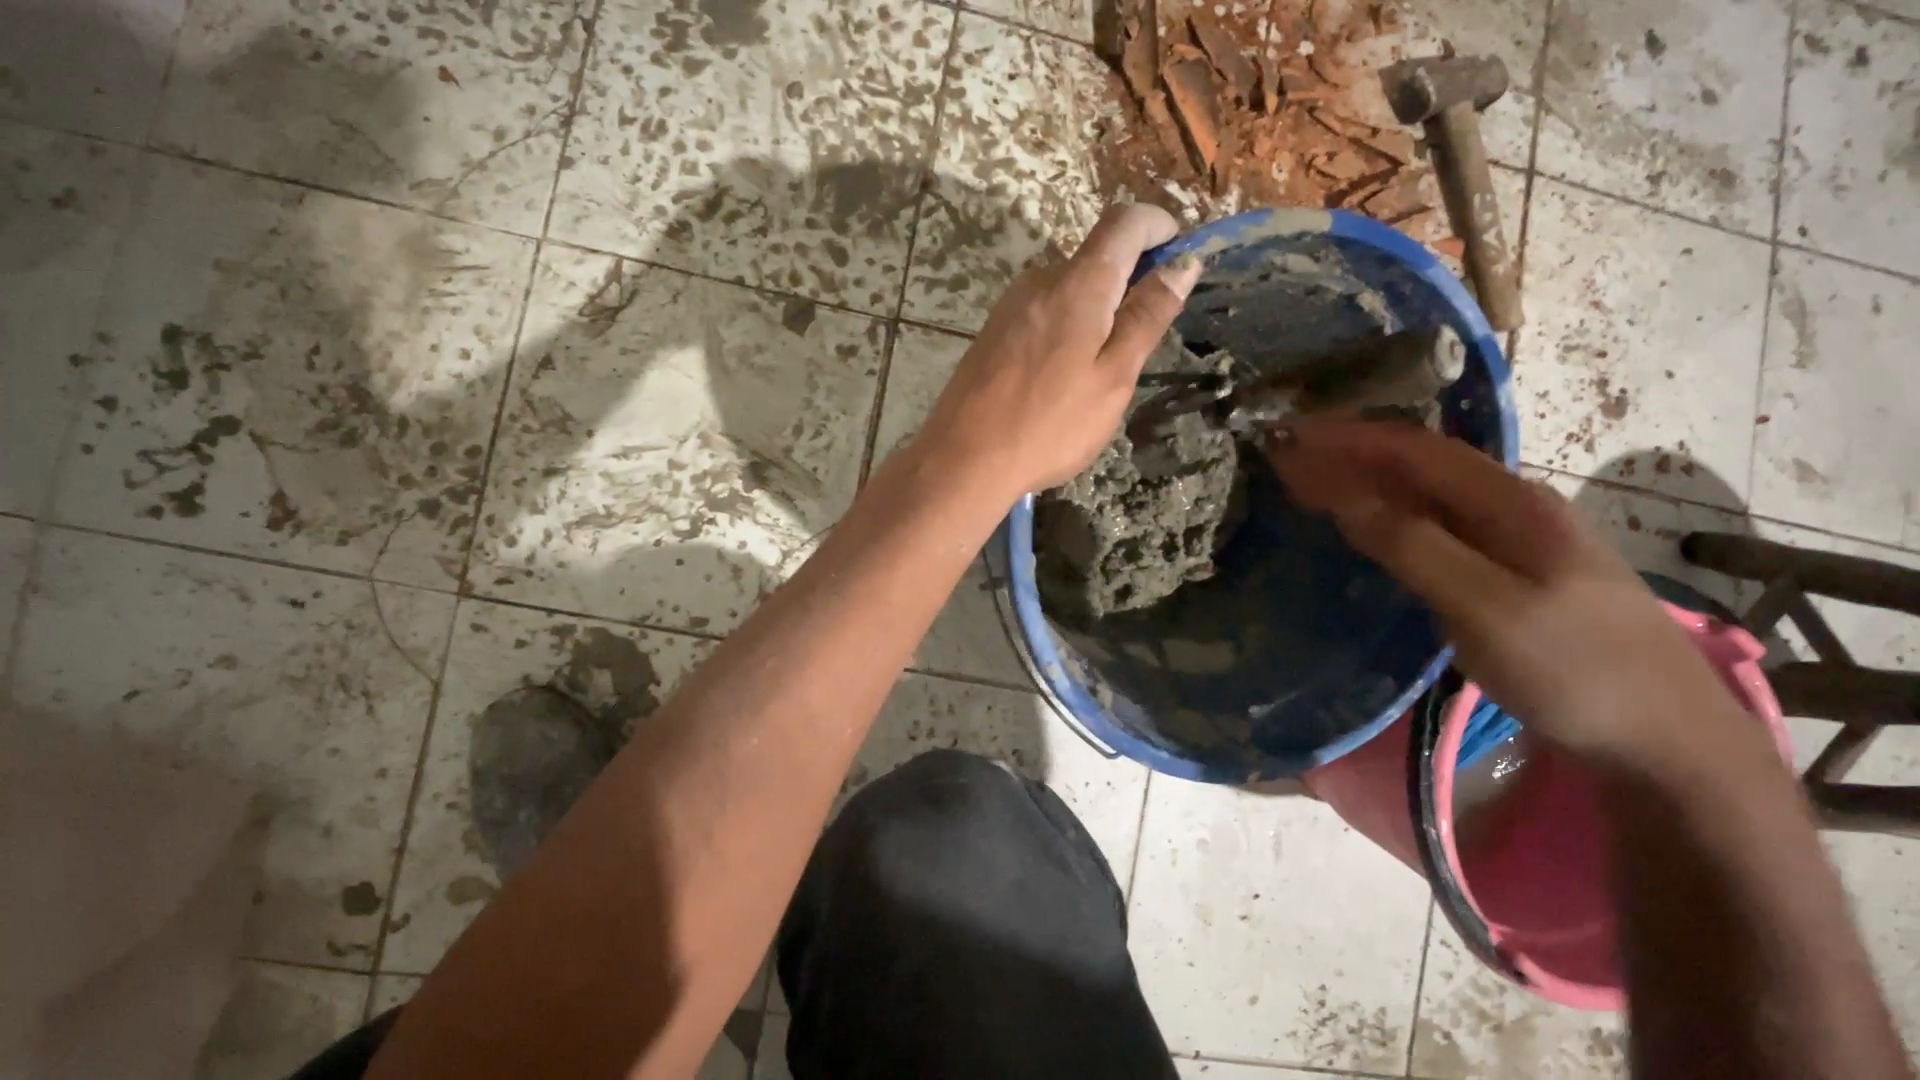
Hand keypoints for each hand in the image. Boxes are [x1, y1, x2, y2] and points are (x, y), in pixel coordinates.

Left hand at [916, 203, 1203, 497]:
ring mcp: (1012, 305)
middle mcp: (1041, 279)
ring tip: (1103, 372)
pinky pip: (1046, 312)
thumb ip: (1148, 316)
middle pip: (1098, 255)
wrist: (963, 459)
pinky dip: (1070, 328)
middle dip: (1131, 281)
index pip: (1125, 220)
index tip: (1181, 259)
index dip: (1160, 226)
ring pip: (1071, 288)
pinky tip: (1065, 379)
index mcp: (1078, 282)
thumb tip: (1183, 264)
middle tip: (1145, 341)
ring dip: (1099, 311)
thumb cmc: (1050, 424)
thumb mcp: (1114, 375)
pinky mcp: (995, 331)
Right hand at [1267, 418, 1752, 765]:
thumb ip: (1414, 548)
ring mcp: (1521, 540)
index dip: (1346, 440)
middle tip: (1288, 461)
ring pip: (1430, 493)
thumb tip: (1344, 497)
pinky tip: (1374, 531)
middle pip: (1421, 462)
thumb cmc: (1576, 671)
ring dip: (1370, 482)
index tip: (1286, 442)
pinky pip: (1439, 525)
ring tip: (1314, 487)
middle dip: (1351, 454)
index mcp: (1512, 502)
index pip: (1413, 449)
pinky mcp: (1517, 574)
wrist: (1668, 740)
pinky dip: (1393, 516)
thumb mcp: (1487, 609)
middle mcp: (1516, 506)